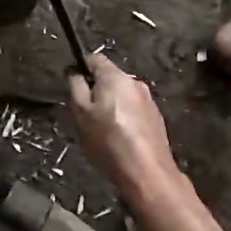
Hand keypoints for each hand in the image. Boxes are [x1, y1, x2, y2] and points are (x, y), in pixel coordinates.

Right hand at [68, 54, 183, 203]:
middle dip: (96, 92)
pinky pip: (133, 111)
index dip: (80, 69)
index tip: (74, 87)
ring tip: (103, 132)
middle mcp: (135, 83)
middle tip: (86, 116)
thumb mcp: (81, 113)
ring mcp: (149, 101)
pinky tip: (120, 140)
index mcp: (116, 76)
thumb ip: (75, 86)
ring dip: (110, 106)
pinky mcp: (156, 118)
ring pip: (121, 96)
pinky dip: (124, 119)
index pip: (94, 58)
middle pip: (109, 78)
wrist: (147, 172)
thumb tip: (74, 71)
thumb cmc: (109, 141)